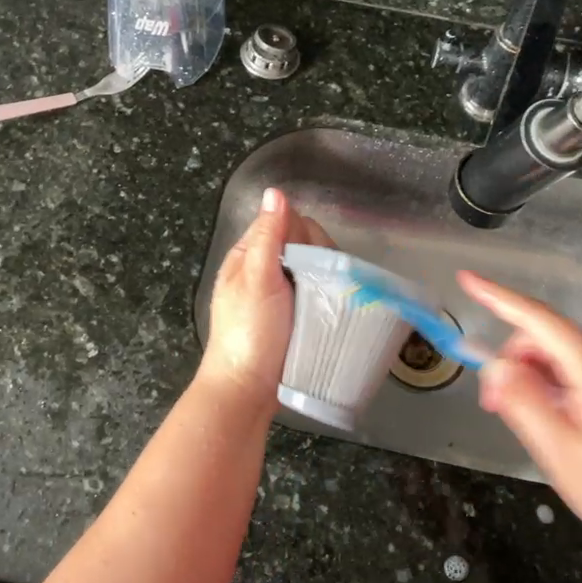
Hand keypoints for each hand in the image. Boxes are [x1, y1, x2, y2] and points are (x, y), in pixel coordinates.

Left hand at [199, 188, 334, 409]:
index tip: (315, 259)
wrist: (246, 390)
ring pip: (314, 266)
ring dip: (326, 275)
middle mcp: (264, 268)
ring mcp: (280, 293)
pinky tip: (335, 305)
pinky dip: (327, 293)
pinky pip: (317, 290)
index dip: (305, 234)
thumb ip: (269, 237)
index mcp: (248, 254)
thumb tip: (275, 192)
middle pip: (304, 243)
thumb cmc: (249, 332)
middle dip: (320, 256)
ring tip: (331, 297)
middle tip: (322, 284)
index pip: (286, 222)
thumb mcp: (257, 279)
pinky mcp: (295, 314)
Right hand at [461, 271, 581, 562]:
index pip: (538, 319)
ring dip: (531, 379)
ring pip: (561, 361)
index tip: (466, 279)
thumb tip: (495, 365)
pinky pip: (578, 378)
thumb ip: (524, 402)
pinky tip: (551, 427)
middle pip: (547, 340)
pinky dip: (552, 391)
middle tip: (493, 407)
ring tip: (522, 424)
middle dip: (512, 361)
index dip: (498, 296)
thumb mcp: (561, 451)